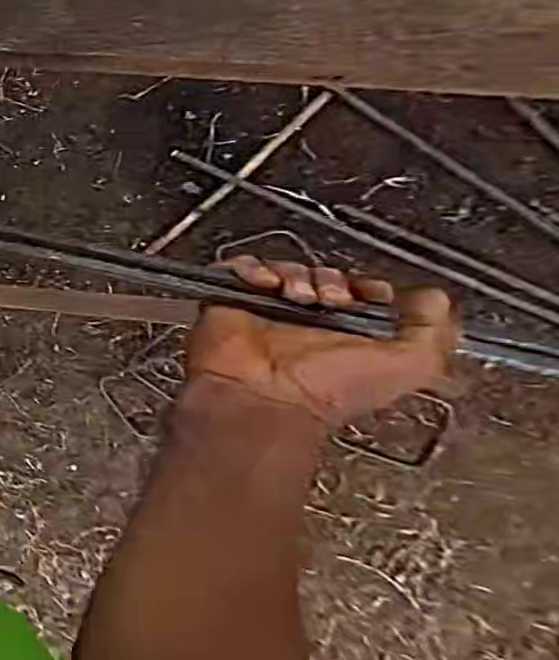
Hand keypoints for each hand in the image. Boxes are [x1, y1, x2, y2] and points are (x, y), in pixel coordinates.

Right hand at [185, 255, 457, 424]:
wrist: (266, 392)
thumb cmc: (334, 387)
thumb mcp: (411, 366)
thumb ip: (433, 331)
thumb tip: (432, 296)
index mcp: (345, 330)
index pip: (356, 289)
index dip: (366, 284)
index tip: (367, 294)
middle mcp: (304, 318)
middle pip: (319, 274)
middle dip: (329, 279)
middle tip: (328, 300)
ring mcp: (262, 308)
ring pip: (281, 267)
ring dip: (293, 273)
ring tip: (295, 296)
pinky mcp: (225, 300)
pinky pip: (235, 268)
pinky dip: (249, 267)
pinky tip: (263, 282)